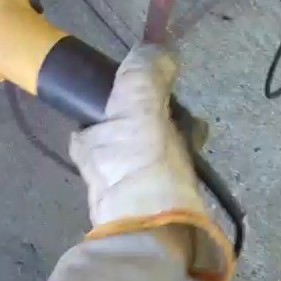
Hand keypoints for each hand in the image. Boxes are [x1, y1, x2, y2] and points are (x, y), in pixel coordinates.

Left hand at [68, 45, 234, 280]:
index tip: (160, 95)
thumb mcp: (137, 106)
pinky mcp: (149, 210)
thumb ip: (143, 73)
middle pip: (133, 129)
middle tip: (183, 122)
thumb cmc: (141, 166)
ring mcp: (124, 191)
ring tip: (195, 145)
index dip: (133, 96)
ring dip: (175, 145)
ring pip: (151, 153)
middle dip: (161, 121)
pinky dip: (181, 171)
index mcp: (86, 142)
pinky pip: (165, 178)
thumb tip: (156, 49)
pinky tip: (195, 172)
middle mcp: (99, 167)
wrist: (157, 231)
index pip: (104, 108)